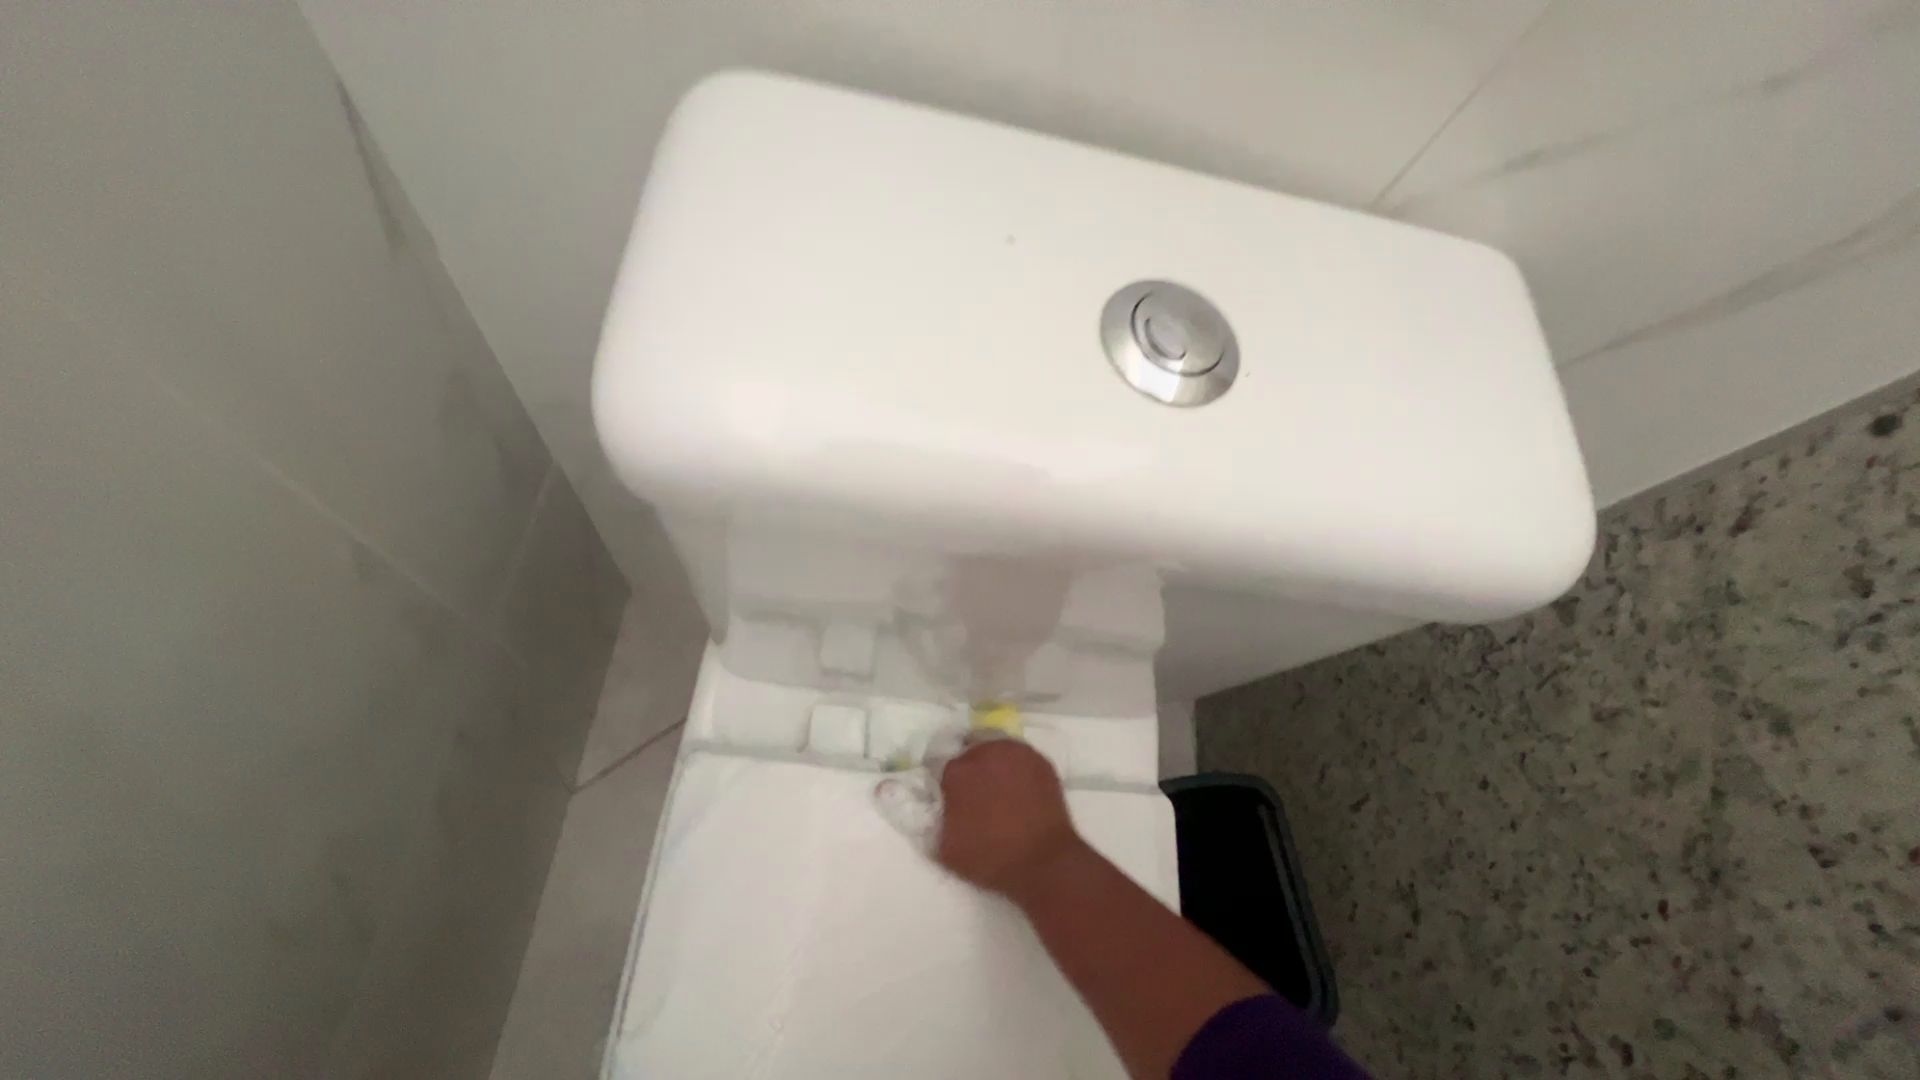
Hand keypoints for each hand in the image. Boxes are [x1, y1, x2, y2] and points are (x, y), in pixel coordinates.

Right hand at [936, 737, 1082, 896]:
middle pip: (972, 754)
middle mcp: (984, 753)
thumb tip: (944, 809)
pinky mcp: (1040, 760)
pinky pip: (1022, 759)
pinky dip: (1019, 770)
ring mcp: (1015, 753)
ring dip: (997, 766)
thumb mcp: (946, 848)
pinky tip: (1023, 790)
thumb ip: (940, 820)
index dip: (952, 789)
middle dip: (974, 772)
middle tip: (981, 796)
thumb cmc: (991, 859)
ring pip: (999, 752)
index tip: (958, 803)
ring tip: (1003, 790)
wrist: (1043, 863)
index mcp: (957, 772)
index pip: (948, 771)